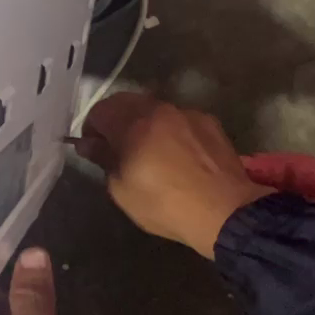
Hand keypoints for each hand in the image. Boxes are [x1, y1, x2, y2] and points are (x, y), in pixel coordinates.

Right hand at [80, 92, 273, 257]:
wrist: (225, 211)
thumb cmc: (164, 203)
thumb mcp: (122, 189)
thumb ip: (103, 159)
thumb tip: (89, 144)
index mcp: (131, 123)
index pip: (99, 111)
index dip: (91, 130)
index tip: (94, 149)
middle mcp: (158, 109)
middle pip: (126, 103)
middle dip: (117, 121)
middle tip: (118, 148)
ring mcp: (186, 113)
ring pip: (155, 109)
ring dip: (145, 123)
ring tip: (150, 151)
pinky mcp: (209, 122)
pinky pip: (180, 119)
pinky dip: (171, 130)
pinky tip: (179, 155)